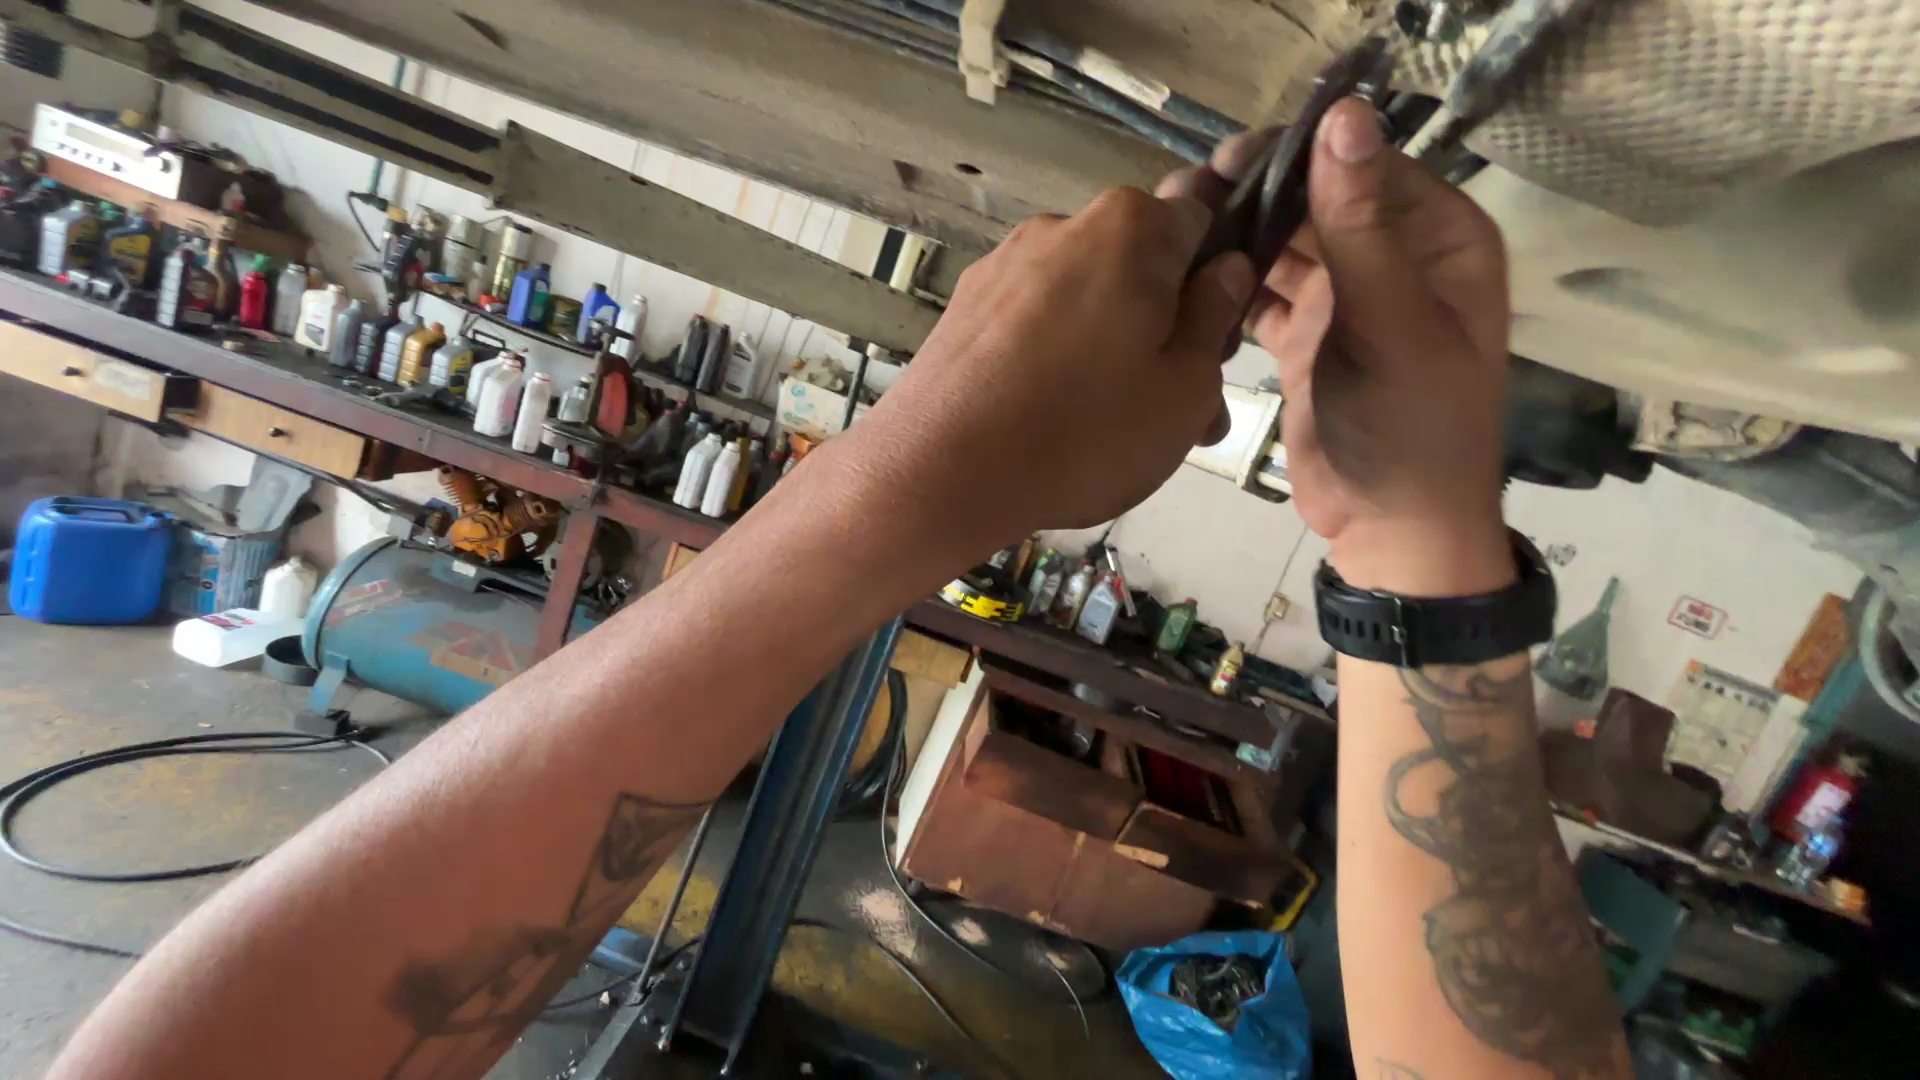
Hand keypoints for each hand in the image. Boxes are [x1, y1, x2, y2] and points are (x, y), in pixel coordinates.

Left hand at [828, 187, 1255, 555]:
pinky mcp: (962, 311)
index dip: (1216, 291)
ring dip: (1109, 356)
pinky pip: (1032, 327)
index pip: (1201, 229)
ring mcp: (1002, 268)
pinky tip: (1047, 423)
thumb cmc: (1082, 434)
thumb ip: (1214, 320)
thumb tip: (1226, 269)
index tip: (1209, 354)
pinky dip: (1053, 363)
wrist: (939, 474)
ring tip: (1106, 435)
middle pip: (1136, 272)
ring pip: (1084, 304)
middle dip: (1162, 336)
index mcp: (1128, 227)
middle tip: (1170, 418)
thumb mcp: (1184, 390)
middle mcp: (1059, 228)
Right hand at [1198, 99, 1513, 594]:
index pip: (1365, 169)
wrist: (1389, 526)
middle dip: (1256, 198)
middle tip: (1185, 196)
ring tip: (1174, 233)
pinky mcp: (1304, 342)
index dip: (1301, 155)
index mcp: (1436, 242)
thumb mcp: (1391, 324)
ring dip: (1235, 241)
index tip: (1229, 158)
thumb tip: (1344, 115)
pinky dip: (1229, 292)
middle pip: (1316, 206)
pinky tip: (1187, 286)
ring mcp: (1343, 303)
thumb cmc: (1410, 428)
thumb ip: (1360, 228)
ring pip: (1283, 251)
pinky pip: (1261, 300)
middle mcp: (1390, 261)